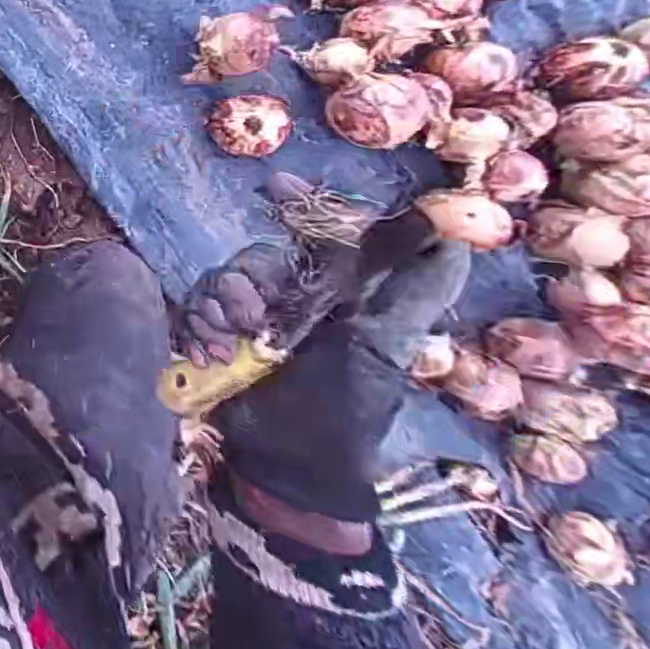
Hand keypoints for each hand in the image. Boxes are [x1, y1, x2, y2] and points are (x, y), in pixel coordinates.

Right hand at [179, 213, 470, 524]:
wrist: (288, 462)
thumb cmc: (345, 407)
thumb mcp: (385, 345)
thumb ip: (413, 290)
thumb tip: (457, 234)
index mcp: (332, 293)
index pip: (315, 235)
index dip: (300, 206)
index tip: (275, 186)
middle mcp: (287, 298)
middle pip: (254, 259)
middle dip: (246, 286)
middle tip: (252, 323)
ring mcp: (244, 318)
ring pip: (216, 283)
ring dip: (216, 312)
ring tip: (227, 348)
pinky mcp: (211, 336)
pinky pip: (192, 311)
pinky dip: (196, 330)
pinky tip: (208, 356)